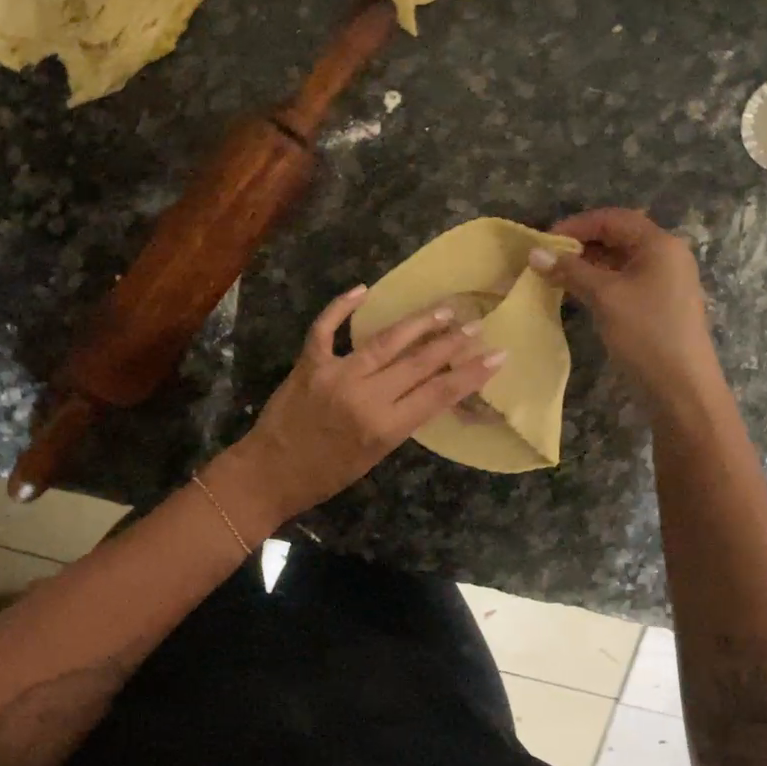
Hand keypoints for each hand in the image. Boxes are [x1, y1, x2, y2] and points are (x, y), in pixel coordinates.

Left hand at [209, 286, 505, 532]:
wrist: (268, 474)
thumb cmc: (325, 475)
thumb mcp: (374, 457)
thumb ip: (399, 421)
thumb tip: (428, 389)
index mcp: (384, 427)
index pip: (438, 393)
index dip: (471, 373)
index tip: (497, 355)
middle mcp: (363, 396)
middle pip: (417, 362)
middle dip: (451, 342)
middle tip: (476, 323)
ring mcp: (334, 374)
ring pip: (384, 341)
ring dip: (417, 323)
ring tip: (443, 309)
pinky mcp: (309, 363)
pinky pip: (326, 328)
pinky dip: (341, 306)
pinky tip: (362, 290)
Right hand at [529, 208, 714, 391]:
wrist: (682, 388)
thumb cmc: (646, 333)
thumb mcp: (604, 297)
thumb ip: (570, 270)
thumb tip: (534, 253)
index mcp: (660, 244)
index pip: (613, 218)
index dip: (577, 225)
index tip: (545, 241)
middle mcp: (666, 255)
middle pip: (618, 236)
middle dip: (581, 244)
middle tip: (547, 258)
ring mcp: (666, 280)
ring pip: (620, 260)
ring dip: (588, 264)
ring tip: (556, 275)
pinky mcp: (660, 303)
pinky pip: (625, 280)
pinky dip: (600, 280)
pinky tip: (577, 292)